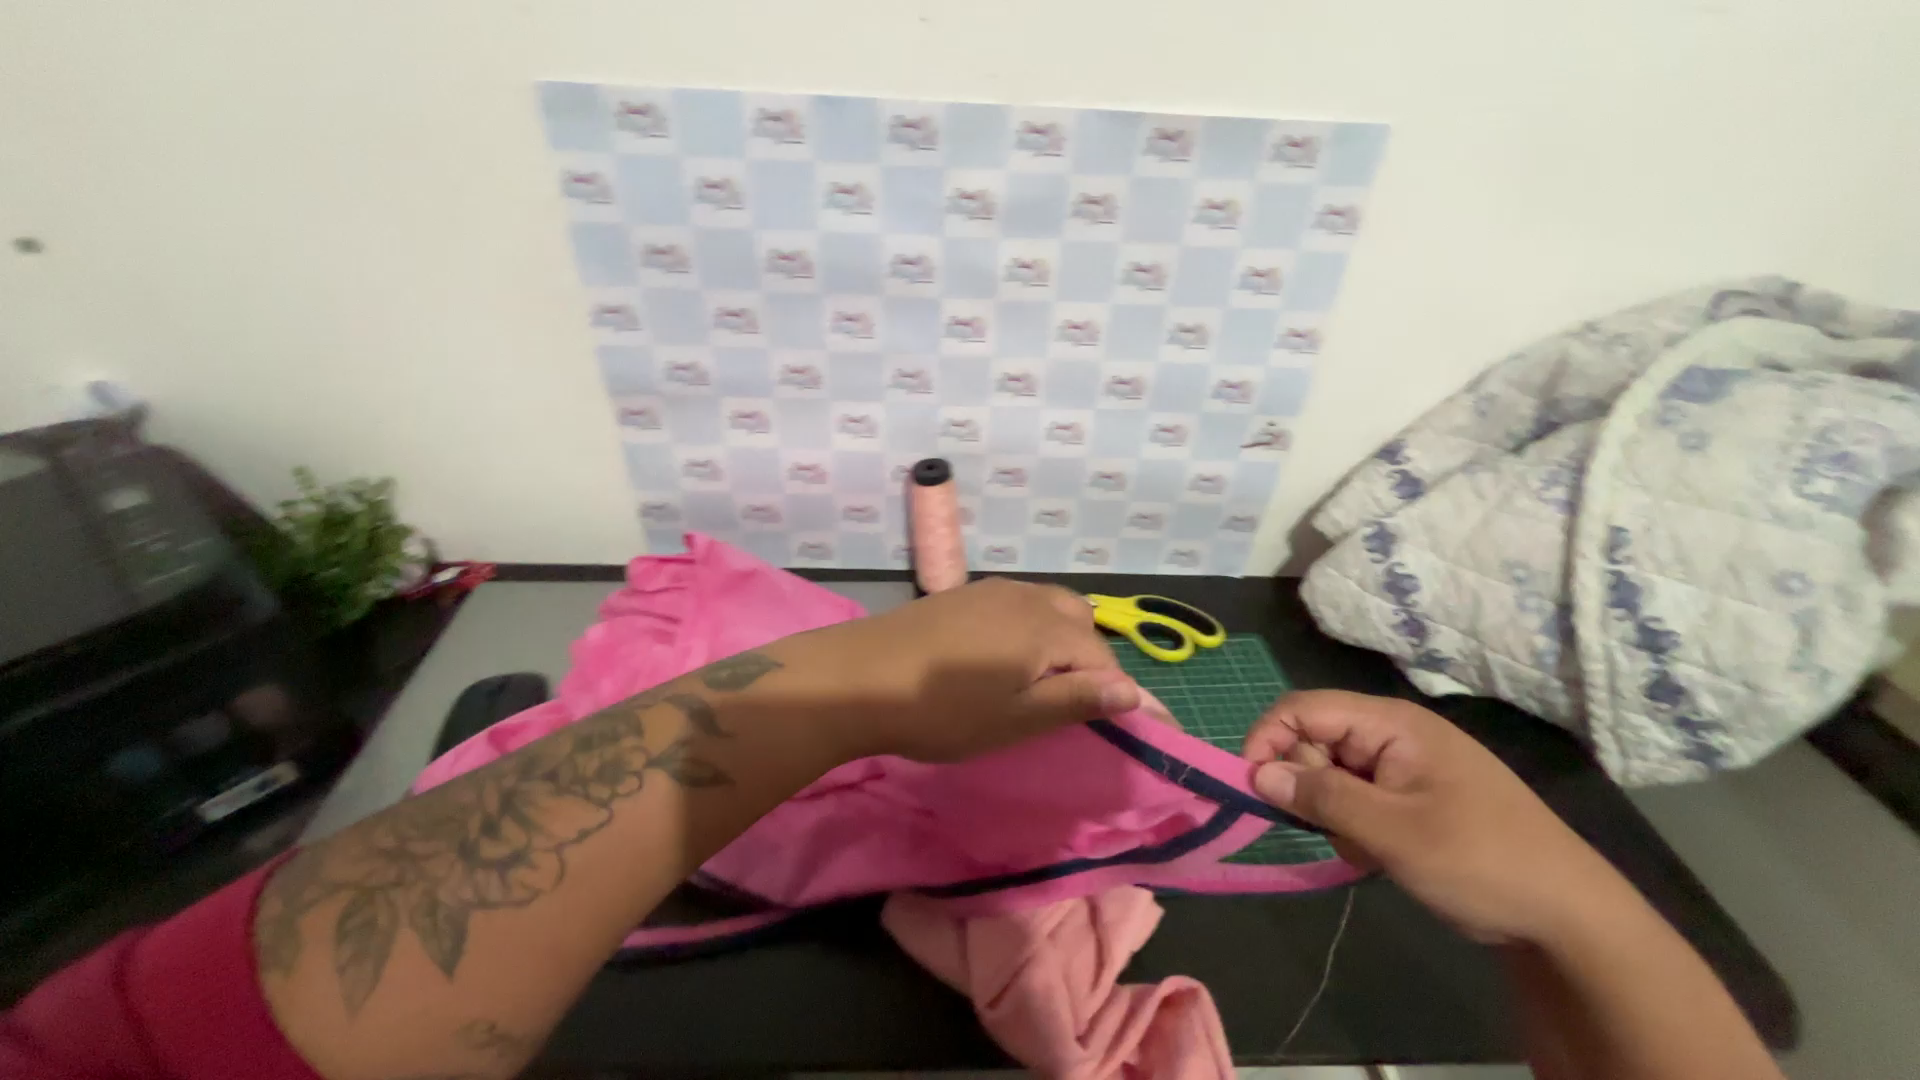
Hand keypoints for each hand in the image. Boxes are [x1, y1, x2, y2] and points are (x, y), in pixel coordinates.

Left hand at [800, 578, 1140, 762]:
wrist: (856, 677)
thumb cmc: (941, 710)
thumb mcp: (1015, 719)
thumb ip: (1077, 701)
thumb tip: (1134, 691)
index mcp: (1048, 629)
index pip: (1106, 663)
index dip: (1127, 697)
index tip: (1150, 726)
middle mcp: (1029, 599)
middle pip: (1082, 627)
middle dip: (1093, 664)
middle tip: (1082, 707)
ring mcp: (993, 590)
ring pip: (1052, 609)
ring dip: (1064, 642)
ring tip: (1047, 682)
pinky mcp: (965, 593)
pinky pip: (1021, 605)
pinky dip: (1033, 629)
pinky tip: (1008, 657)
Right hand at [1242, 690, 1636, 945]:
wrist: (1569, 918)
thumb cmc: (1481, 861)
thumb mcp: (1392, 832)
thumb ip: (1320, 797)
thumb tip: (1255, 774)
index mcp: (1393, 724)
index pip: (1304, 707)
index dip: (1268, 738)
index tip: (1251, 786)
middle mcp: (1395, 735)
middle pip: (1315, 739)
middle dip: (1306, 783)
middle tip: (1332, 828)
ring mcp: (1405, 768)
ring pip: (1331, 774)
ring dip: (1332, 813)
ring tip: (1365, 848)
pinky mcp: (1412, 799)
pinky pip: (1356, 799)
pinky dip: (1354, 827)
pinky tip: (1379, 856)